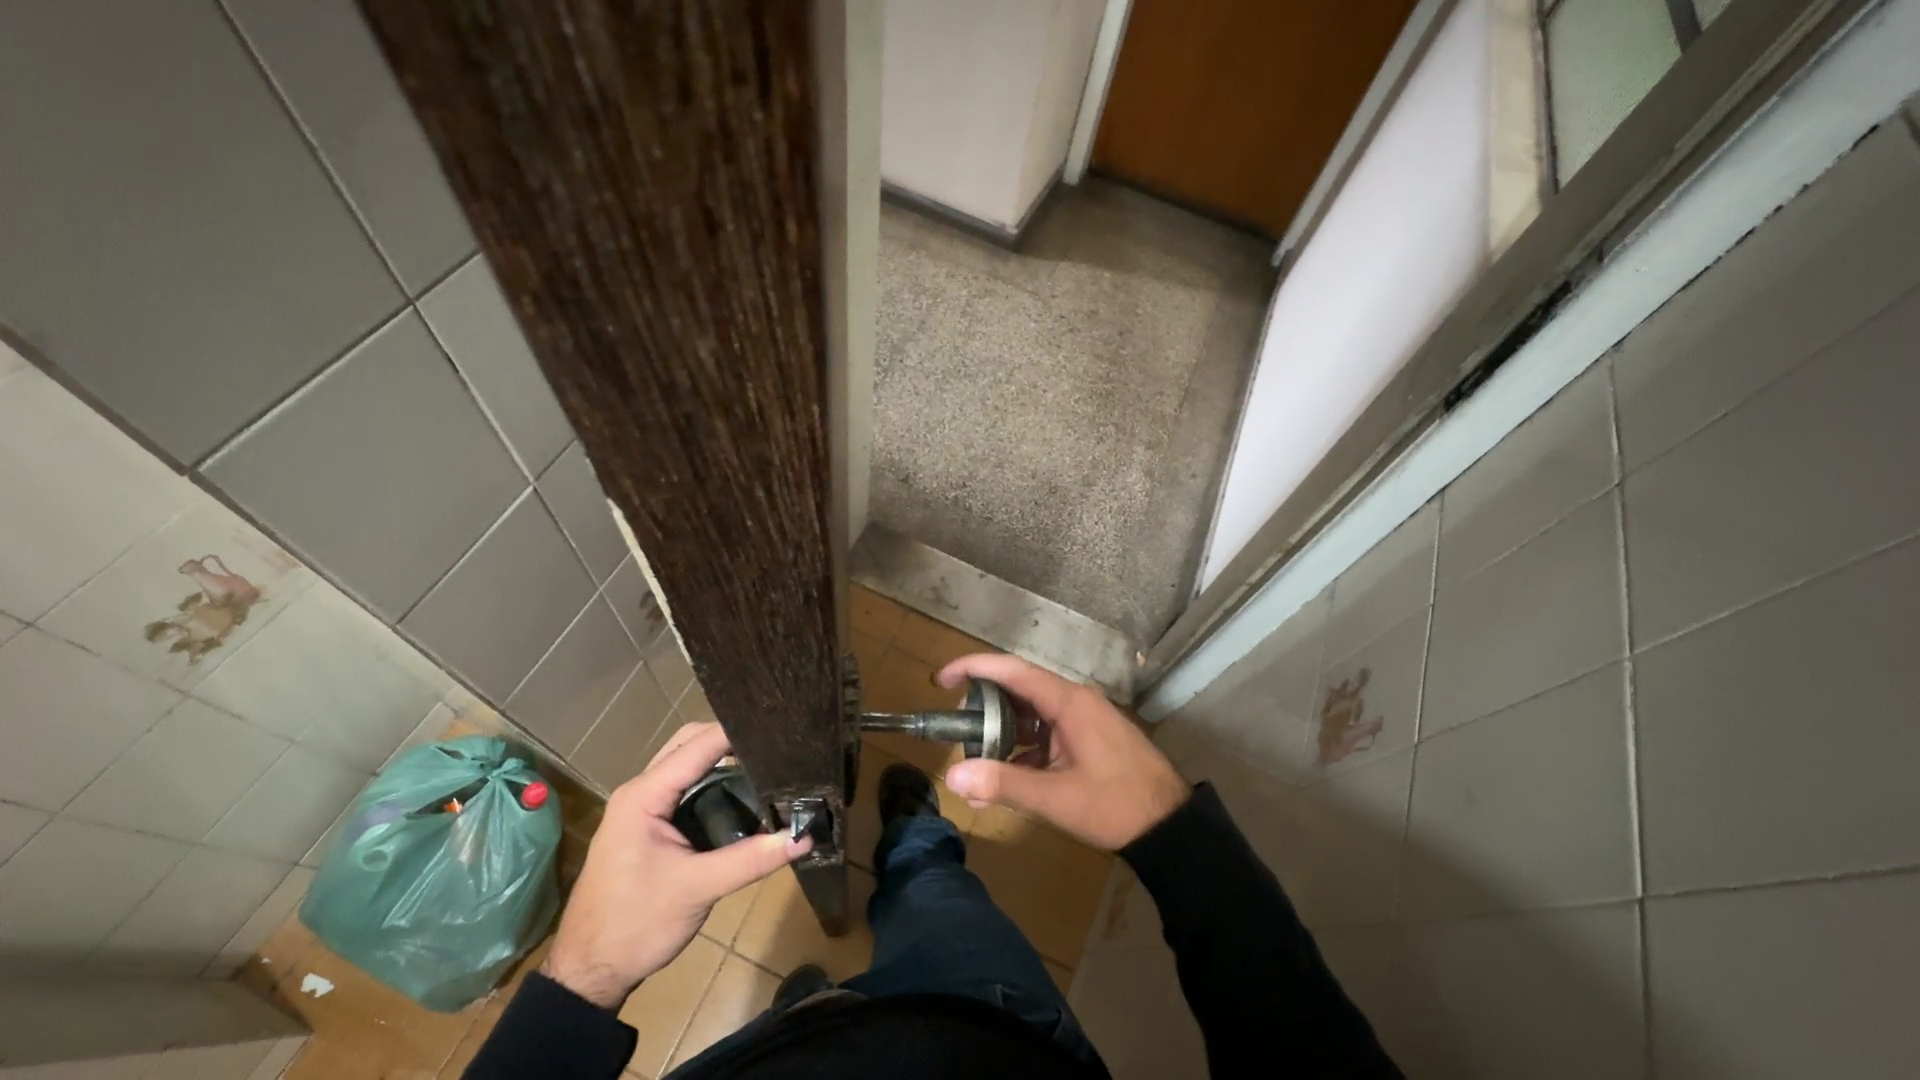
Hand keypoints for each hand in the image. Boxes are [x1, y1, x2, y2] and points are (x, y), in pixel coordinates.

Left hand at [540, 722, 810, 1007]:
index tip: (778, 725)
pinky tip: (745, 794)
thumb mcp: (698, 889)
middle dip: (731, 740)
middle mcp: (641, 792)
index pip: (697, 745)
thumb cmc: (635, 925)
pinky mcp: (650, 827)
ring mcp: (643, 809)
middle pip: (690, 745)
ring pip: (688, 766)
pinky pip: (685, 790)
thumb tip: (803, 836)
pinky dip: (714, 783)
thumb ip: (751, 859)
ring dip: (723, 760)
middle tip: (778, 746)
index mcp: (643, 796)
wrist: (589, 971)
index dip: (736, 731)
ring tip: (770, 763)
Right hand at [937, 654, 1189, 850]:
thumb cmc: (1115, 805)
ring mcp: (1084, 720)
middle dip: (984, 707)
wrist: (1170, 826)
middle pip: (1019, 689)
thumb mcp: (1055, 798)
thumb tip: (953, 774)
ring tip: (976, 758)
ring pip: (1032, 714)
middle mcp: (1075, 701)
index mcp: (1069, 702)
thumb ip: (1003, 783)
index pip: (1013, 670)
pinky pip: (1047, 732)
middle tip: (957, 730)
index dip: (974, 668)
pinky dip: (1023, 748)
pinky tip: (1007, 776)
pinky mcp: (1089, 739)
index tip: (941, 679)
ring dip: (1003, 732)